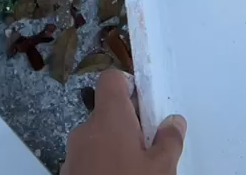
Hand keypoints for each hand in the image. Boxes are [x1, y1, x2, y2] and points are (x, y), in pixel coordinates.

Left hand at [62, 69, 186, 174]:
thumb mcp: (161, 169)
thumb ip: (169, 140)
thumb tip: (173, 121)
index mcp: (108, 118)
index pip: (111, 79)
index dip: (129, 85)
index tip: (145, 104)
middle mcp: (85, 131)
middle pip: (107, 113)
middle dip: (128, 126)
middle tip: (148, 147)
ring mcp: (71, 156)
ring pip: (97, 139)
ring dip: (114, 148)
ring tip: (135, 171)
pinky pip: (88, 160)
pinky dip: (101, 166)